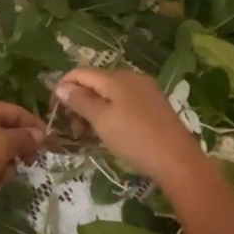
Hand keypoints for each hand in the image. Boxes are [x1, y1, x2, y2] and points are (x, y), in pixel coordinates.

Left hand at [0, 102, 47, 217]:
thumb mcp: (3, 144)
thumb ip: (25, 137)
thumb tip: (41, 134)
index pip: (13, 111)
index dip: (33, 124)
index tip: (51, 141)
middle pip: (7, 131)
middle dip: (19, 148)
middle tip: (30, 161)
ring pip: (1, 150)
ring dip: (7, 164)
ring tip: (2, 175)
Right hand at [55, 67, 208, 186]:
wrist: (178, 161)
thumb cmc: (135, 139)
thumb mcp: (101, 120)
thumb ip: (80, 101)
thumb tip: (61, 86)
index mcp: (116, 77)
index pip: (80, 72)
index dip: (63, 86)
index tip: (55, 109)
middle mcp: (132, 77)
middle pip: (96, 81)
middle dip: (79, 98)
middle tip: (72, 124)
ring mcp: (146, 90)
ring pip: (111, 92)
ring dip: (95, 106)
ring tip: (89, 130)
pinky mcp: (156, 105)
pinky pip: (126, 100)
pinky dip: (112, 110)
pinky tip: (112, 129)